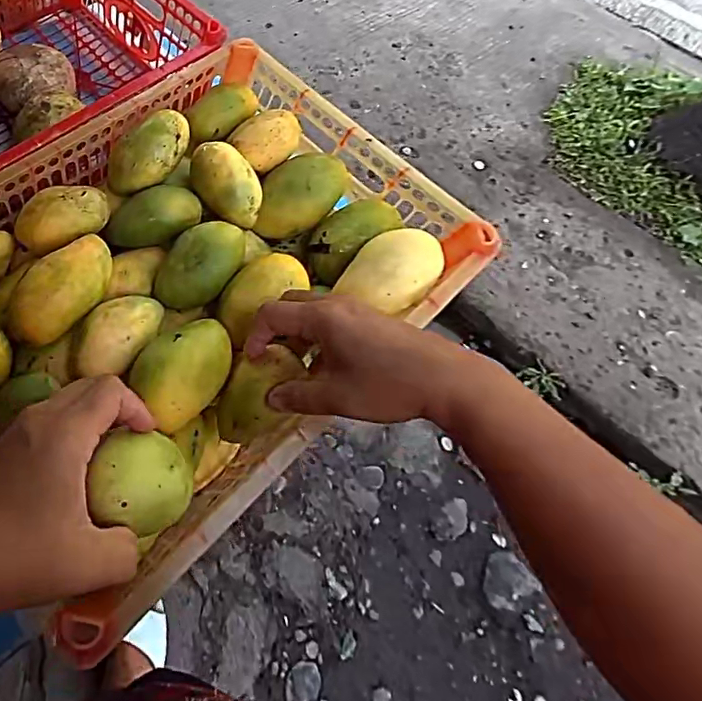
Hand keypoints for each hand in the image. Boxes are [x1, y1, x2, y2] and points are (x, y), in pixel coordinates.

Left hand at [0, 376, 156, 616]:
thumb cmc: (21, 556)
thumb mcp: (90, 565)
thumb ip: (127, 550)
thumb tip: (130, 539)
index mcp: (64, 432)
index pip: (110, 390)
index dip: (137, 406)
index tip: (149, 437)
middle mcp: (39, 418)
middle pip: (88, 386)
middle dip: (118, 406)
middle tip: (133, 443)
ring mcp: (16, 430)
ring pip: (64, 401)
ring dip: (91, 417)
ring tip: (105, 459)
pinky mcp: (1, 447)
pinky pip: (46, 420)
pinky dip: (69, 430)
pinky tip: (69, 475)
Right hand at [246, 291, 484, 424]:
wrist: (449, 379)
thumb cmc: (389, 385)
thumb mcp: (337, 397)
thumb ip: (298, 396)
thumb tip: (270, 397)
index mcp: (321, 317)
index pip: (271, 313)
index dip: (255, 335)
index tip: (253, 360)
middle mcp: (335, 304)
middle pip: (289, 303)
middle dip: (273, 327)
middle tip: (271, 356)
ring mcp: (356, 308)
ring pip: (311, 309)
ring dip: (296, 330)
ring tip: (299, 363)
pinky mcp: (372, 318)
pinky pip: (331, 316)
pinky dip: (317, 332)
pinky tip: (330, 363)